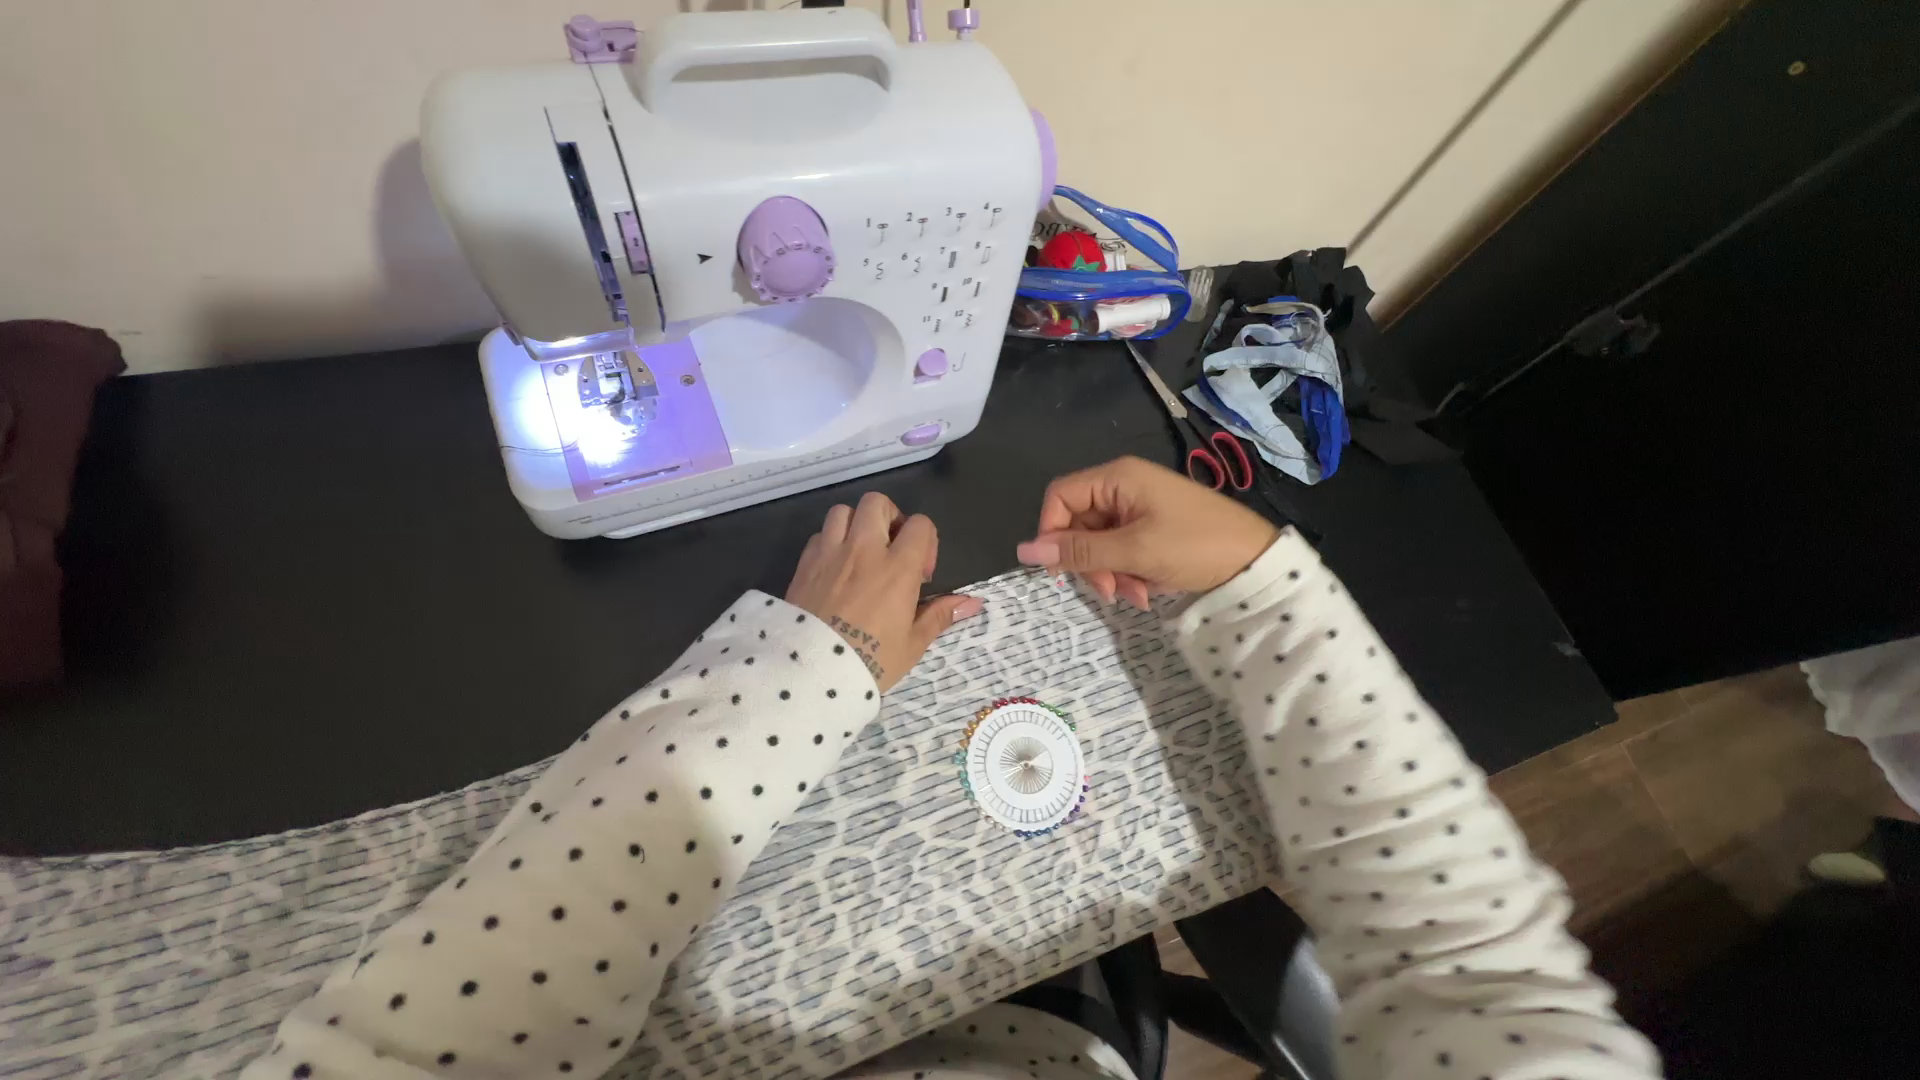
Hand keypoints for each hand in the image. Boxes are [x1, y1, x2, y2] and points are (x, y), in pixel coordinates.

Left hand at [785, 492, 983, 691]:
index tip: (920, 575)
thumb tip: (973, 602)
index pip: (920, 525)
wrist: (812, 673)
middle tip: (891, 550)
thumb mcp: (912, 644)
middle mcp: (864, 550)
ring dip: (856, 525)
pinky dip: (830, 543)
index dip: (926, 542)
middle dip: (890, 519)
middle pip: (877, 503)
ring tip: (860, 554)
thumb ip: (940, 615)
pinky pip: (819, 535)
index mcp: (897, 568)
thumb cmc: (870, 661)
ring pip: (843, 512)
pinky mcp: (804, 564)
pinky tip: (835, 570)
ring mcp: (830, 554)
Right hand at [1018, 456, 1279, 607]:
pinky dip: (1128, 572)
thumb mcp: (1134, 550)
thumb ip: (1079, 551)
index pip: (1059, 497)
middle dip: (1090, 561)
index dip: (1052, 532)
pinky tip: (1147, 592)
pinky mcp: (1153, 527)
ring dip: (1110, 572)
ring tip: (1136, 596)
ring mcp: (1140, 507)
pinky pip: (1123, 549)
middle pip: (1079, 523)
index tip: (1061, 568)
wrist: (1258, 562)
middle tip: (1110, 591)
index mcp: (1117, 478)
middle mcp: (1124, 487)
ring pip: (1100, 542)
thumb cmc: (1195, 546)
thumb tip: (1023, 551)